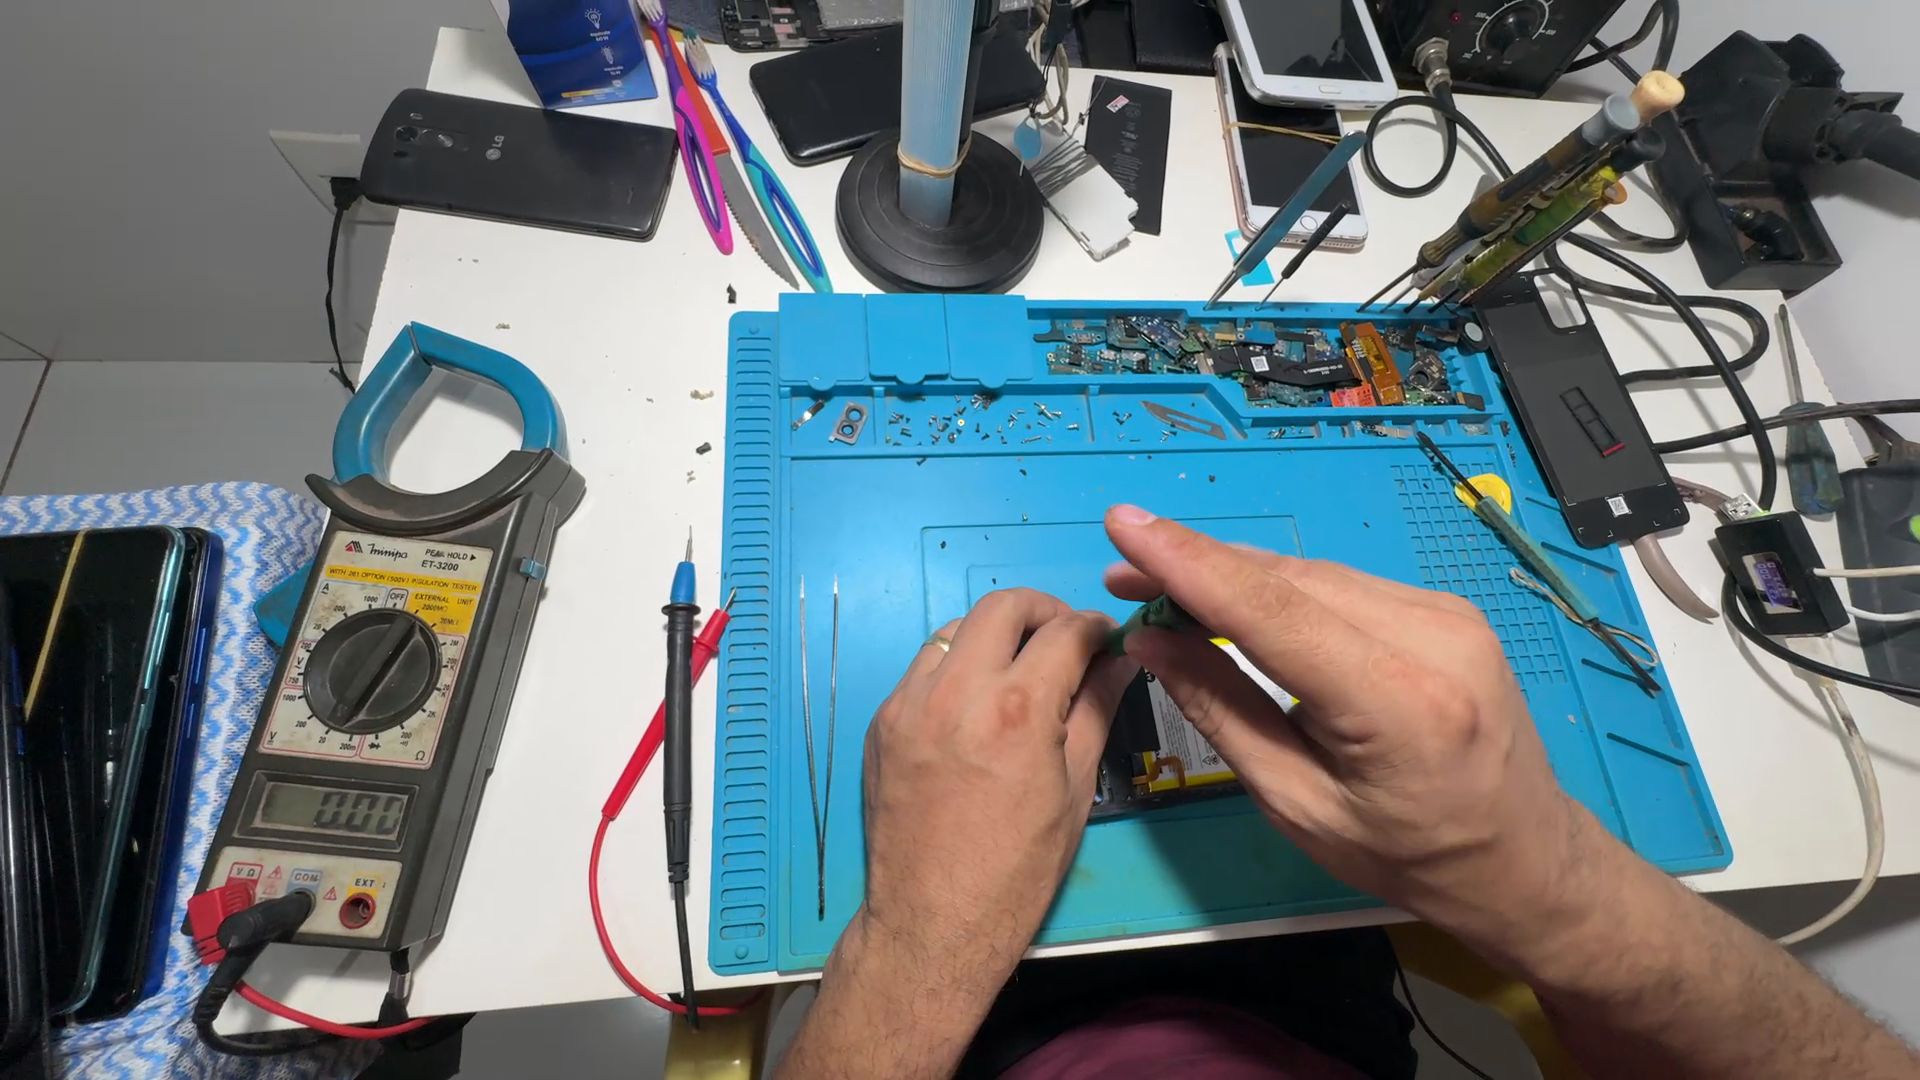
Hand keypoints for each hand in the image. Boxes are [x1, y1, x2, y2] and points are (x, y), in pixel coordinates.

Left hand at [854, 588, 1135, 994]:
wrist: (931, 922)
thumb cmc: (1019, 869)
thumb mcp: (1075, 788)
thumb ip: (1096, 707)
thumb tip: (1121, 659)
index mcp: (1017, 709)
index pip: (1065, 632)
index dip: (1095, 627)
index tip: (1105, 637)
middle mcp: (957, 690)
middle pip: (1002, 605)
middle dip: (1043, 610)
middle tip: (1063, 638)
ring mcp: (909, 701)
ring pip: (956, 628)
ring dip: (994, 635)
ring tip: (1016, 668)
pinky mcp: (882, 719)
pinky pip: (923, 667)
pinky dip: (956, 667)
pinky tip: (973, 703)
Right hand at [1102, 505, 1600, 955]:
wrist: (1528, 860)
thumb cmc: (1403, 852)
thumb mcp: (1293, 800)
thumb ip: (1218, 708)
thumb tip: (1149, 639)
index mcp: (1396, 702)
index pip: (1269, 610)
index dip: (1187, 563)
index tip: (1123, 524)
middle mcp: (1429, 635)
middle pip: (1281, 579)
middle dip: (1191, 568)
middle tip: (1121, 575)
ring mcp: (1442, 611)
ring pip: (1302, 573)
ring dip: (1225, 575)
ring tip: (1160, 588)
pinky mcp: (1439, 606)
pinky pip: (1330, 583)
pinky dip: (1268, 587)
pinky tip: (1229, 600)